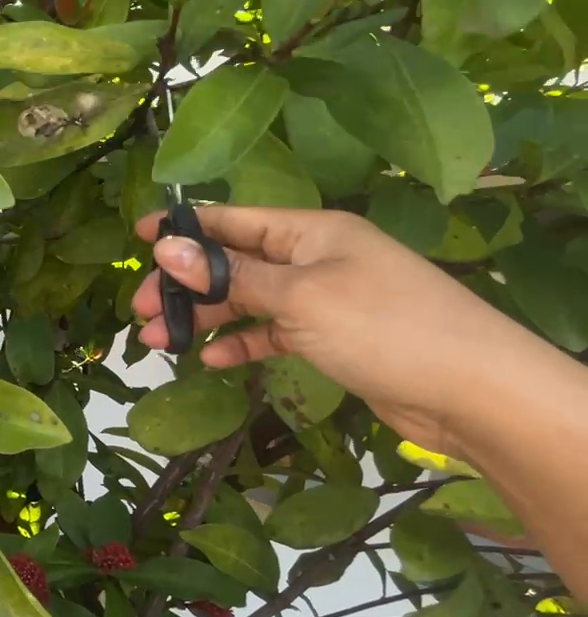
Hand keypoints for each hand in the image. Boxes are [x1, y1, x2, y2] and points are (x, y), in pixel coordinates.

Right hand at [131, 206, 544, 459]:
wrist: (480, 395)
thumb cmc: (386, 327)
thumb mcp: (297, 297)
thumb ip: (228, 275)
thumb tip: (164, 247)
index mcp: (311, 232)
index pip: (231, 221)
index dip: (182, 228)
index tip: (136, 237)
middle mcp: (313, 259)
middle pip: (230, 263)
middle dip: (182, 285)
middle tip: (139, 309)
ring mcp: (322, 298)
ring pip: (243, 301)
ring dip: (201, 318)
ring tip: (159, 342)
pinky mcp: (329, 336)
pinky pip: (268, 332)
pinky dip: (239, 342)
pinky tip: (212, 359)